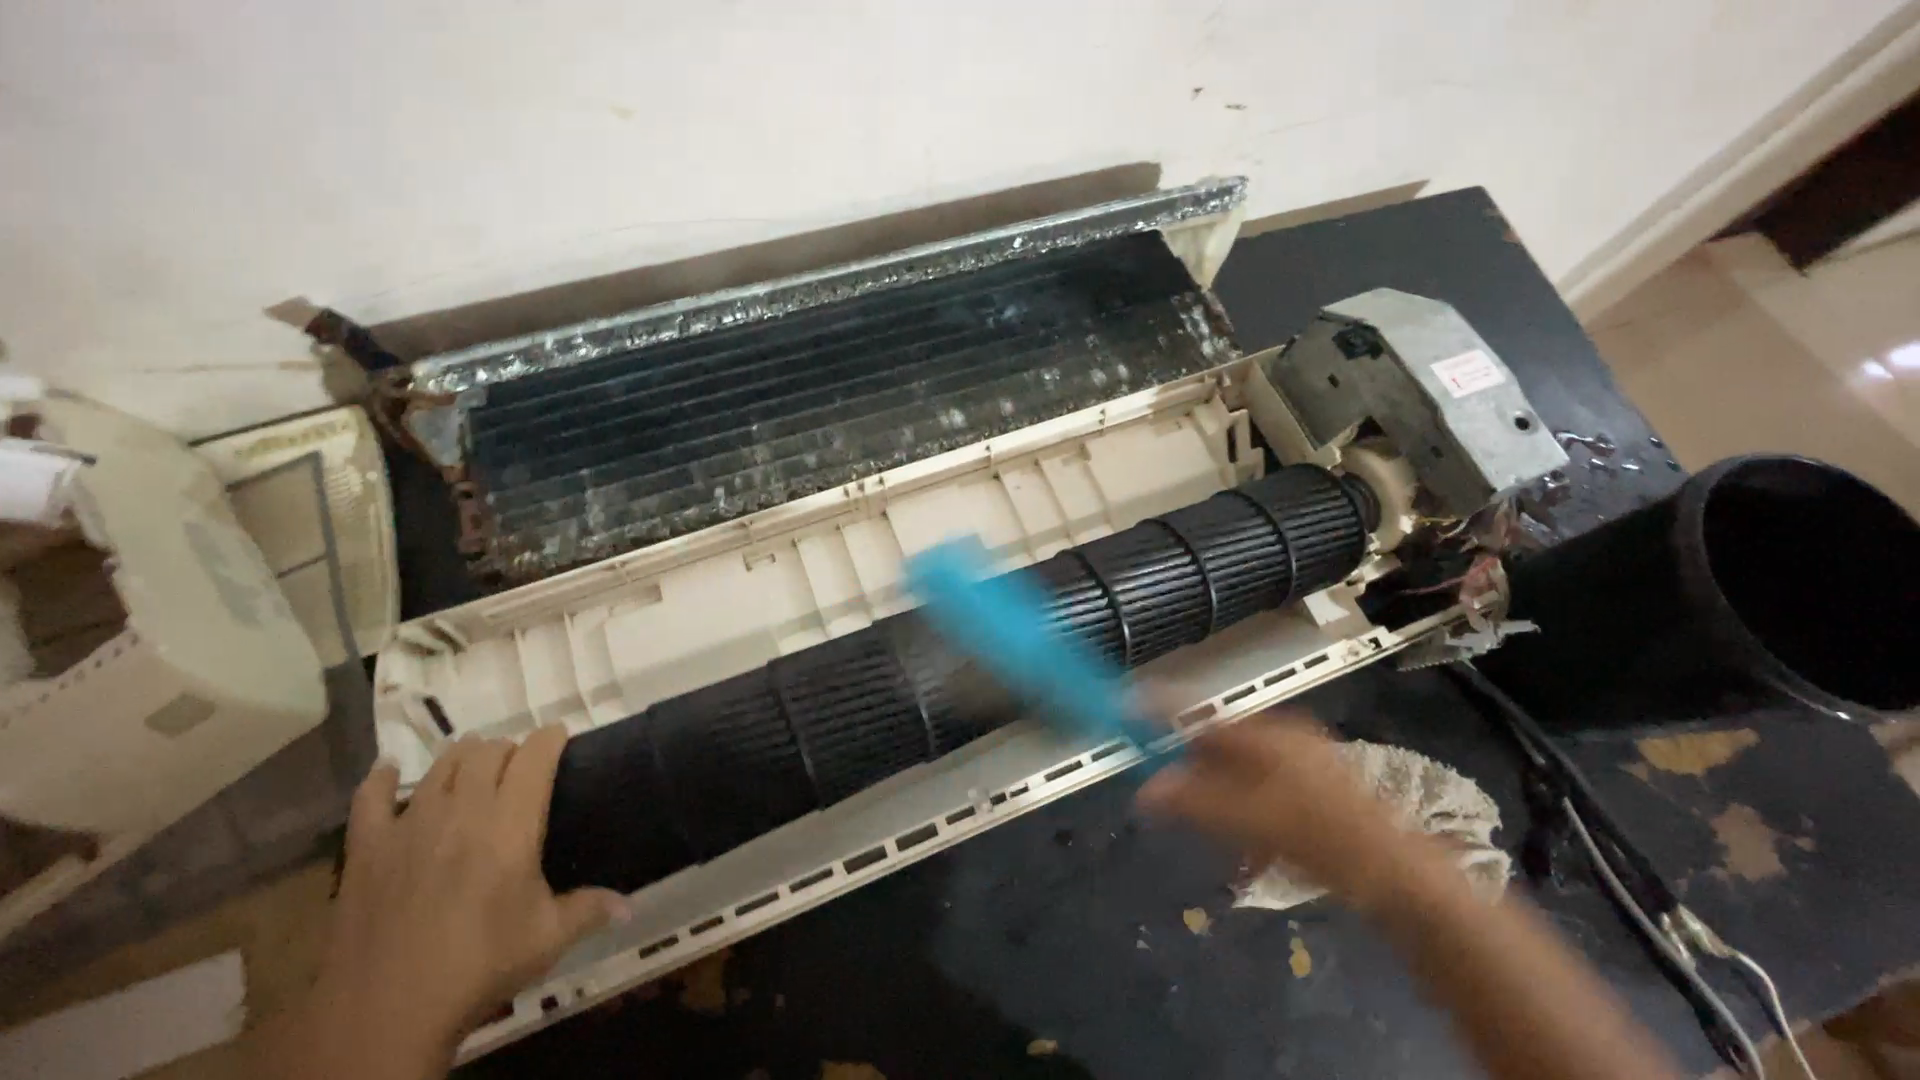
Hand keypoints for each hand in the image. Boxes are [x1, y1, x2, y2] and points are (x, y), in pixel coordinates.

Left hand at [283, 728, 625, 1075]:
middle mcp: (462, 810)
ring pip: (440, 765)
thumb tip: (629, 906)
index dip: (549, 739)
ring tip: (473, 768)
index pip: (534, 756)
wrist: (386, 1009)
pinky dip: (383, 779)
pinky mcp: (367, 847)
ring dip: (462, 758)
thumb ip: (589, 910)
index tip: (560, 737)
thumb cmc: (479, 966)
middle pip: (486, 751)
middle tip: (519, 769)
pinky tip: (390, 774)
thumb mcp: (547, 940)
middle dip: (508, 750)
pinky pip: (371, 795)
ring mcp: (409, 824)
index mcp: (510, 825)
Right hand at [1136, 708, 1432, 906]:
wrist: (1393, 873)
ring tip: (1225, 836)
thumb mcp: (1246, 820)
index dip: (1160, 709)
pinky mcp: (1315, 785)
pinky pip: (1261, 786)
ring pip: (1239, 768)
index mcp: (1266, 734)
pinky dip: (1245, 808)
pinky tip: (1254, 845)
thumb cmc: (1317, 836)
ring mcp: (1302, 758)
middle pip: (1217, 741)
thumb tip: (1144, 789)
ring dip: (1220, 796)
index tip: (1124, 707)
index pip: (1199, 712)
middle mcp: (1283, 735)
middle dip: (1192, 767)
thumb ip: (1192, 801)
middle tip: (1171, 796)